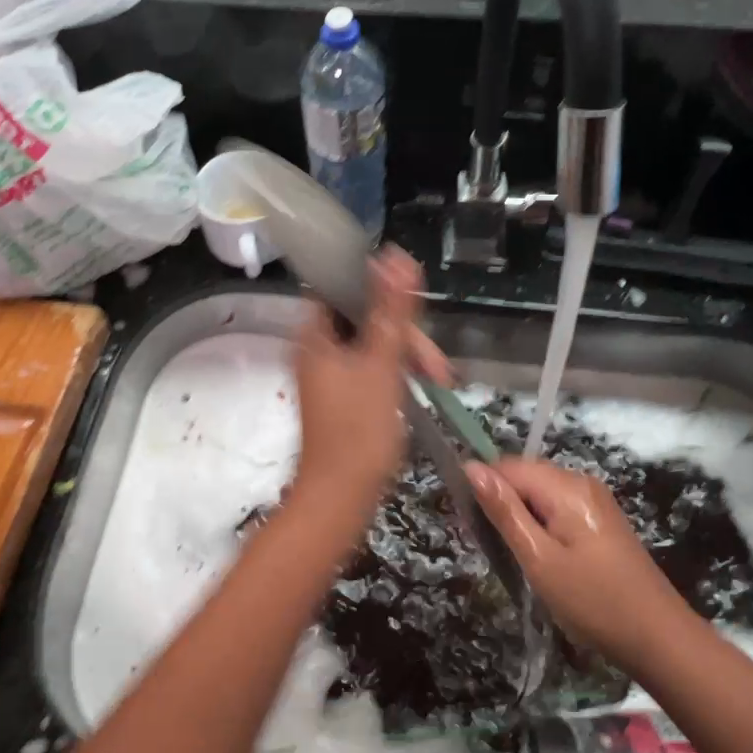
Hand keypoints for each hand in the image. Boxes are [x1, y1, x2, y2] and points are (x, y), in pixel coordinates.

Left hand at [292, 247, 447, 505]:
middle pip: (364, 318)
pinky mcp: (341, 398)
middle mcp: (315, 349)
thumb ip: (391, 309)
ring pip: (372, 345)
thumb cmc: (359, 430)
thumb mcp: (382, 363)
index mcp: (314, 334)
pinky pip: (370, 369)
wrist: (339, 498)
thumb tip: (394, 254)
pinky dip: (395, 375)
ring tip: (438, 381)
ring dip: (406, 356)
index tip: (413, 307)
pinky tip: (419, 390)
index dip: (377, 288)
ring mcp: (327, 374)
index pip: (341, 287)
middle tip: (435, 365)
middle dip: (405, 335)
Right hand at [466, 458, 684, 657]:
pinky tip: (543, 558)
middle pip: (525, 476)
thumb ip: (504, 511)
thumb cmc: (594, 602)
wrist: (660, 639)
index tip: (473, 527)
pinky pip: (558, 508)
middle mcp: (581, 482)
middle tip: (496, 549)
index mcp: (566, 487)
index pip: (508, 466)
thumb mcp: (539, 560)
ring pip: (540, 494)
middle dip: (503, 504)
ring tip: (517, 557)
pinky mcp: (602, 520)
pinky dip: (542, 525)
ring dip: (522, 517)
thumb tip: (472, 467)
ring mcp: (595, 500)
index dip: (484, 489)